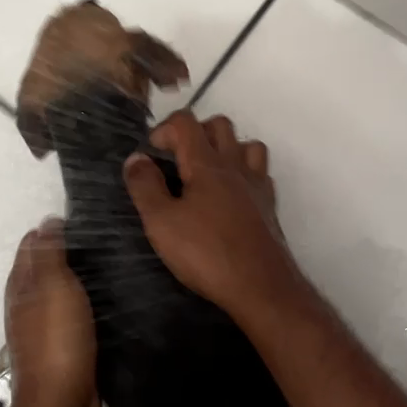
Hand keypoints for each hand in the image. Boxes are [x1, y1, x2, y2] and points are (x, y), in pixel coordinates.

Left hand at [4, 219, 99, 406]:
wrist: (61, 404)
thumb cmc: (57, 340)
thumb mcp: (53, 287)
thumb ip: (50, 254)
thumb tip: (47, 221)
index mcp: (20, 288)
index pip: (31, 248)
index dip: (51, 231)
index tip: (82, 218)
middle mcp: (26, 307)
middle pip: (41, 270)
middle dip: (63, 252)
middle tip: (101, 237)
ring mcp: (42, 331)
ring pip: (57, 294)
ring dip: (75, 280)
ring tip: (107, 264)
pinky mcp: (62, 351)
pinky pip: (72, 317)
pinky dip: (84, 305)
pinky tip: (104, 303)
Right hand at [122, 111, 311, 319]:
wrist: (261, 285)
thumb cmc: (206, 253)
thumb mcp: (161, 222)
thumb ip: (145, 186)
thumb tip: (136, 158)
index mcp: (206, 164)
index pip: (186, 122)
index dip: (164, 129)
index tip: (151, 155)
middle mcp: (235, 166)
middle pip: (220, 125)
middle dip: (195, 132)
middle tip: (177, 159)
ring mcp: (257, 184)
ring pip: (247, 144)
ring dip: (226, 147)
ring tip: (206, 171)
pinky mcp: (270, 205)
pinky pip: (260, 172)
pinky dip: (244, 172)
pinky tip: (232, 193)